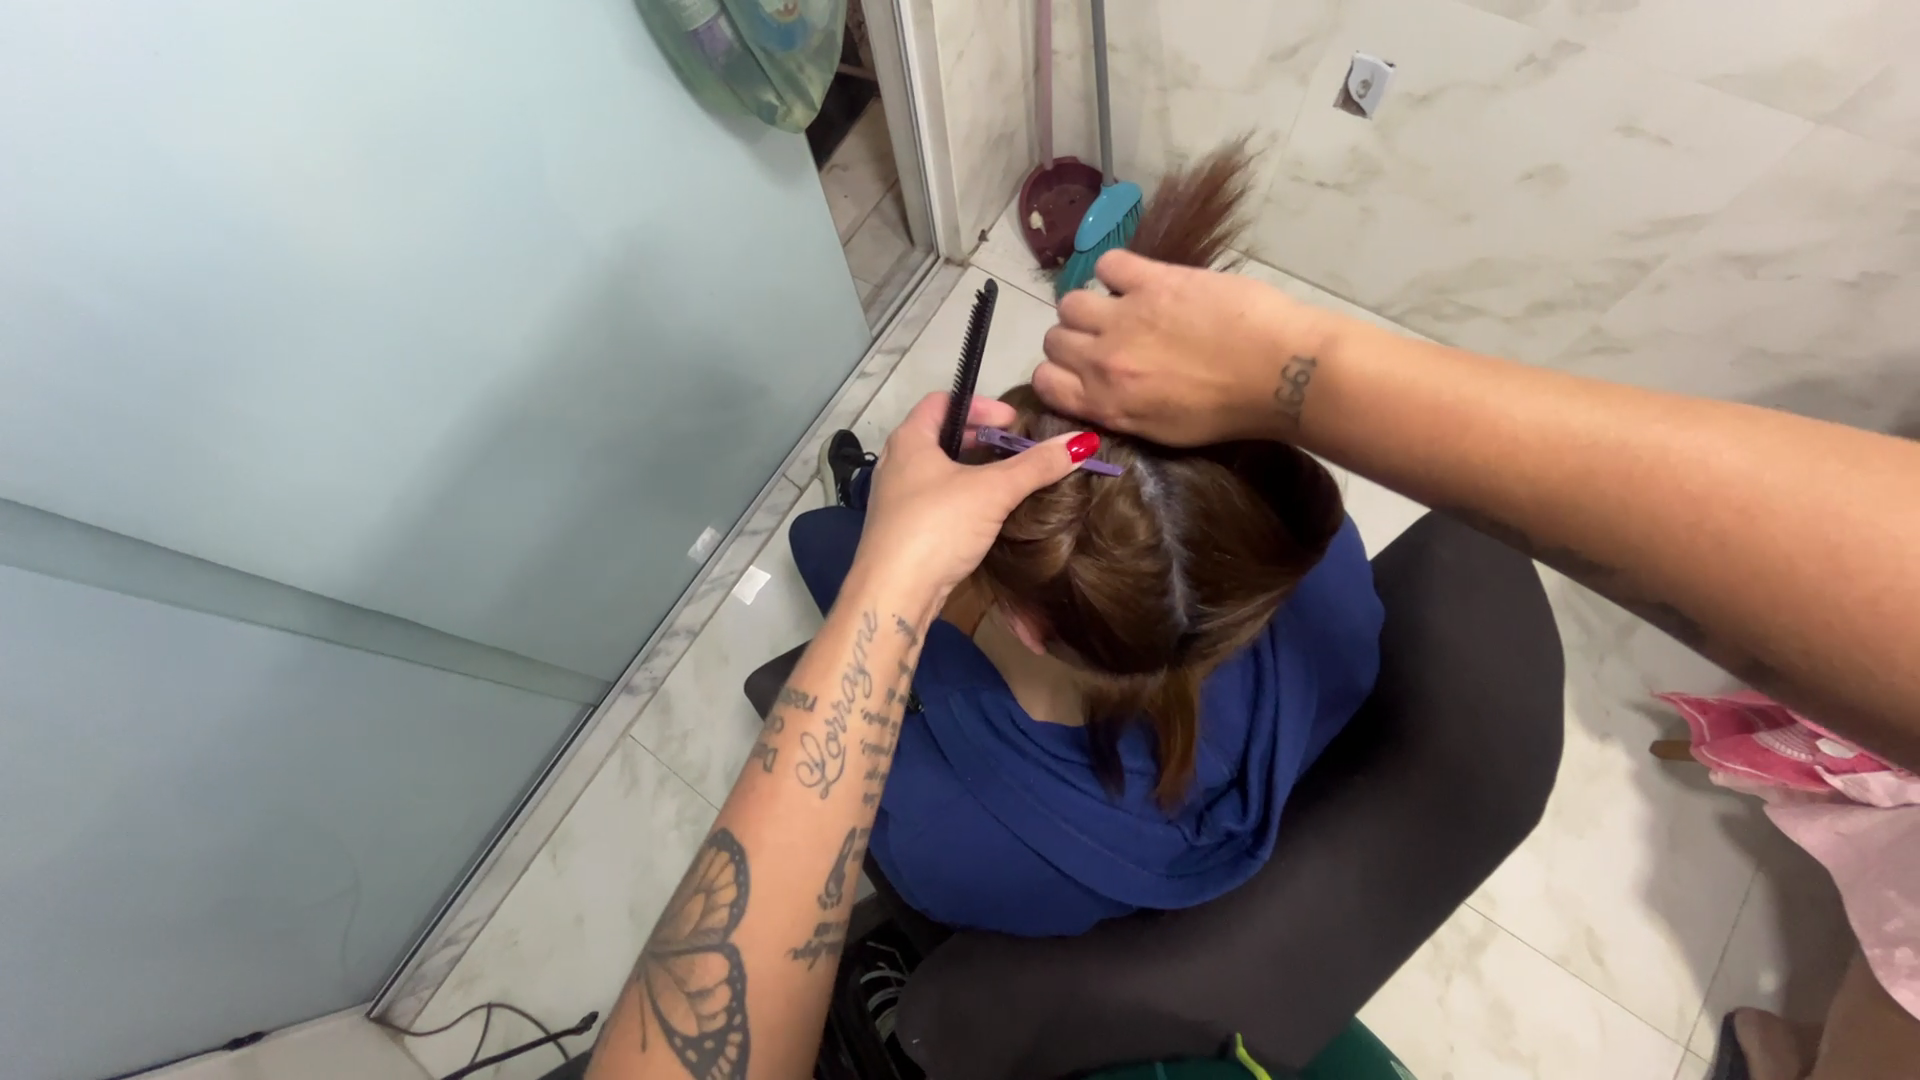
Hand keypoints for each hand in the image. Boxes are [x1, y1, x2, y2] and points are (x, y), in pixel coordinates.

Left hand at [850, 392, 1091, 604]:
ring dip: (971, 469)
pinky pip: (934, 499)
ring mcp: (894, 498)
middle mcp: (895, 462)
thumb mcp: (993, 491)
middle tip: (1013, 448)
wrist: (894, 593)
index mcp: (909, 439)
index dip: (980, 405)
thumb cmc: (937, 527)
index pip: (943, 401)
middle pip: (940, 435)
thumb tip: (1083, 442)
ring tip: (1005, 479)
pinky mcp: (900, 529)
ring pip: (937, 470)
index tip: (1013, 421)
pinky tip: (984, 514)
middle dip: (980, 438)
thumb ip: (1036, 466)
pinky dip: (960, 496)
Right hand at [1034, 249, 1345, 445]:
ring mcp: (1124, 317)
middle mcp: (1103, 362)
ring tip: (1119, 308)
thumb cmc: (1227, 412)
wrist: (1280, 373)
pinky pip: (1109, 264)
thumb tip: (1095, 389)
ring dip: (1089, 305)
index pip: (1044, 381)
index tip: (1077, 369)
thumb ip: (1117, 410)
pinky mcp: (1153, 280)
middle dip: (1073, 339)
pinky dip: (1117, 271)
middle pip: (1054, 339)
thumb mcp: (1160, 431)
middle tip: (1104, 339)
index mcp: (1105, 404)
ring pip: (1071, 302)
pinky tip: (1138, 281)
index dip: (1056, 372)